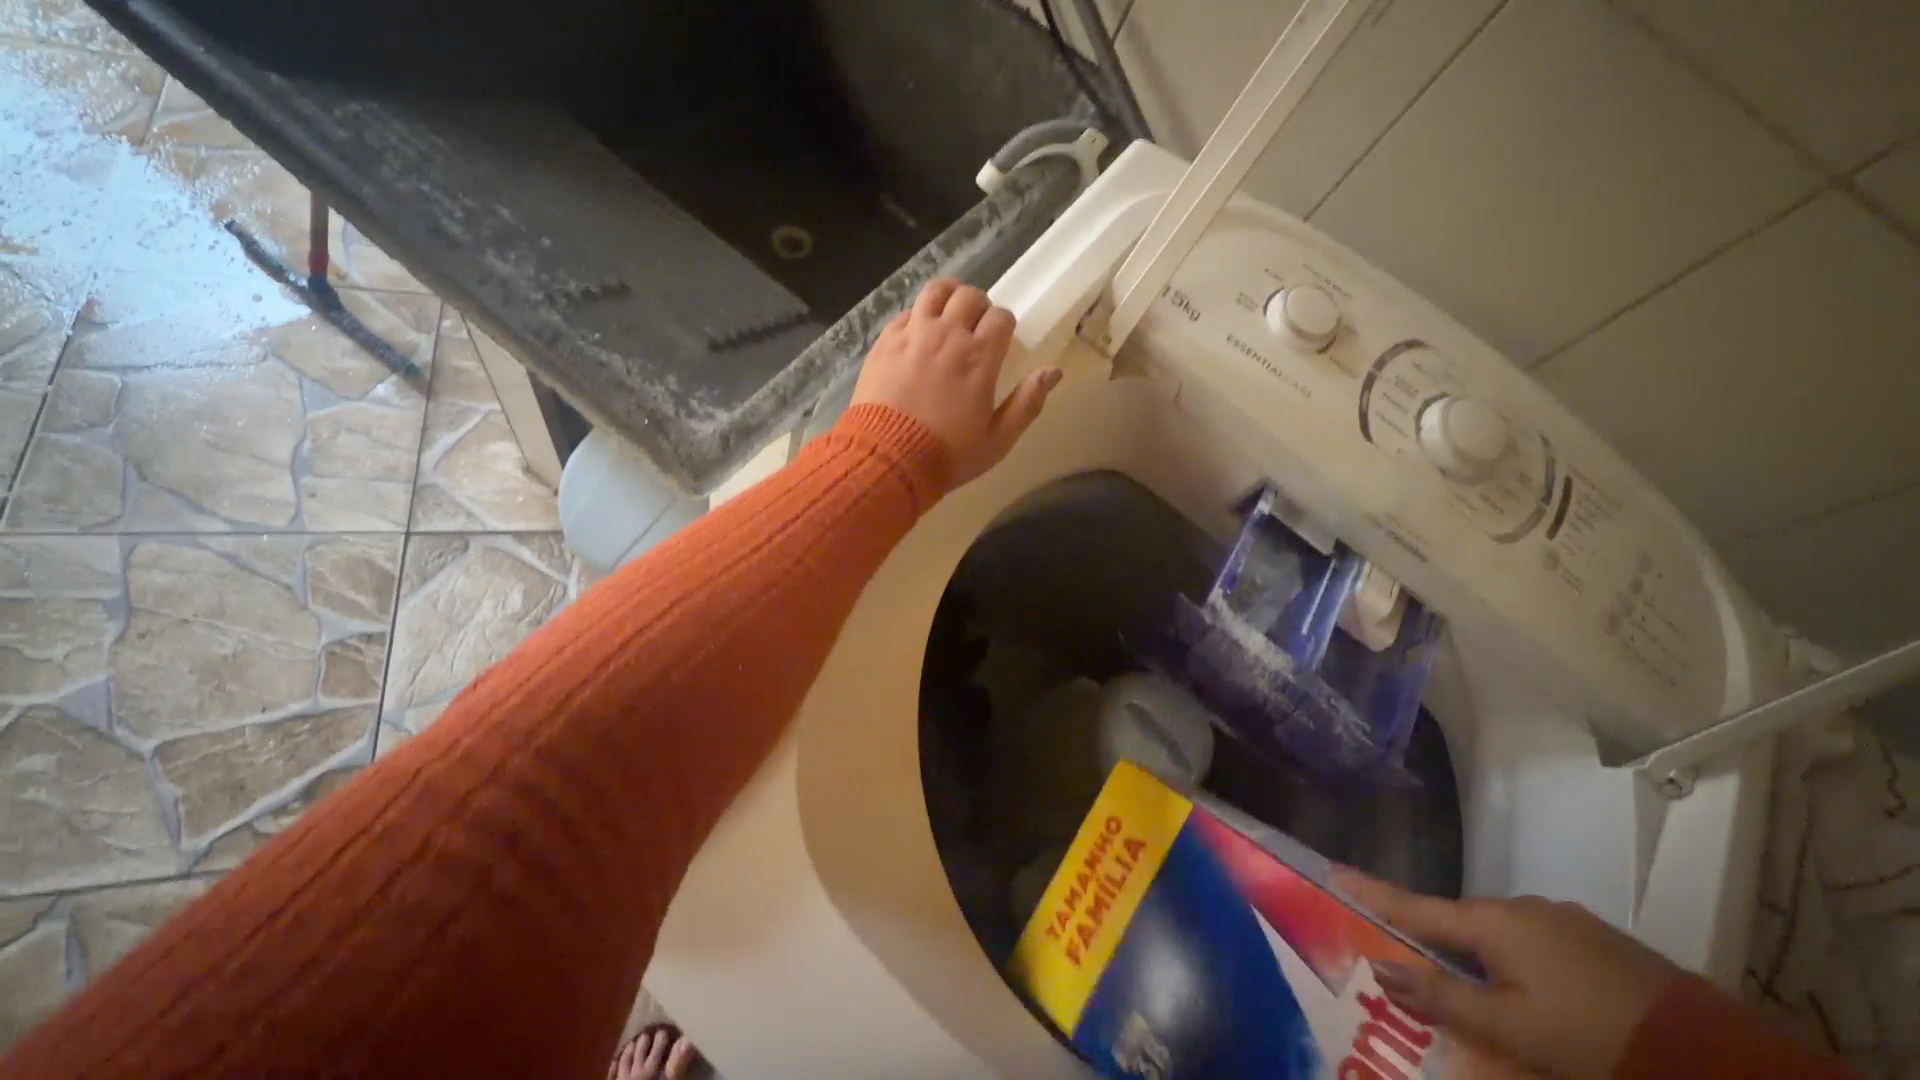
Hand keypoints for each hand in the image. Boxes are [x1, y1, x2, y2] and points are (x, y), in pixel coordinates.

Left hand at [609, 1027, 695, 1079]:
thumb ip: (678, 1064)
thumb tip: (687, 1039)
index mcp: (650, 1071)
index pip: (657, 1051)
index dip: (660, 1040)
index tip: (664, 1031)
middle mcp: (634, 1073)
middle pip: (639, 1054)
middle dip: (643, 1043)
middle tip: (646, 1033)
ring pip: (624, 1063)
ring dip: (628, 1052)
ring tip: (631, 1044)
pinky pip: (611, 1076)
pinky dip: (613, 1068)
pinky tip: (614, 1063)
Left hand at [851, 277, 1061, 488]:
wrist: (888, 458)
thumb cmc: (948, 454)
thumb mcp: (998, 440)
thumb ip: (1027, 403)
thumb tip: (1053, 372)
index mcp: (979, 356)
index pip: (1000, 316)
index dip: (1004, 324)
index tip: (1001, 339)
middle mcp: (947, 335)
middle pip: (969, 296)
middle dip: (979, 306)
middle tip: (976, 325)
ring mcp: (913, 334)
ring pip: (936, 291)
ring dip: (948, 296)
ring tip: (949, 312)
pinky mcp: (885, 341)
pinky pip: (906, 311)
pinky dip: (918, 314)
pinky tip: (919, 332)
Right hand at [1333, 869, 1683, 1079]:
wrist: (1706, 1051)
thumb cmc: (1590, 1036)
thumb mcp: (1509, 1027)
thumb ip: (1441, 997)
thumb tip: (1380, 966)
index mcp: (1494, 922)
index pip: (1415, 906)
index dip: (1371, 893)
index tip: (1333, 870)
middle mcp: (1522, 907)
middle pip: (1458, 924)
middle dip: (1432, 945)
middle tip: (1410, 971)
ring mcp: (1562, 920)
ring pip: (1499, 938)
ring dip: (1480, 961)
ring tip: (1479, 1002)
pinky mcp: (1595, 940)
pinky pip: (1534, 946)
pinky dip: (1516, 966)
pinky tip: (1531, 1000)